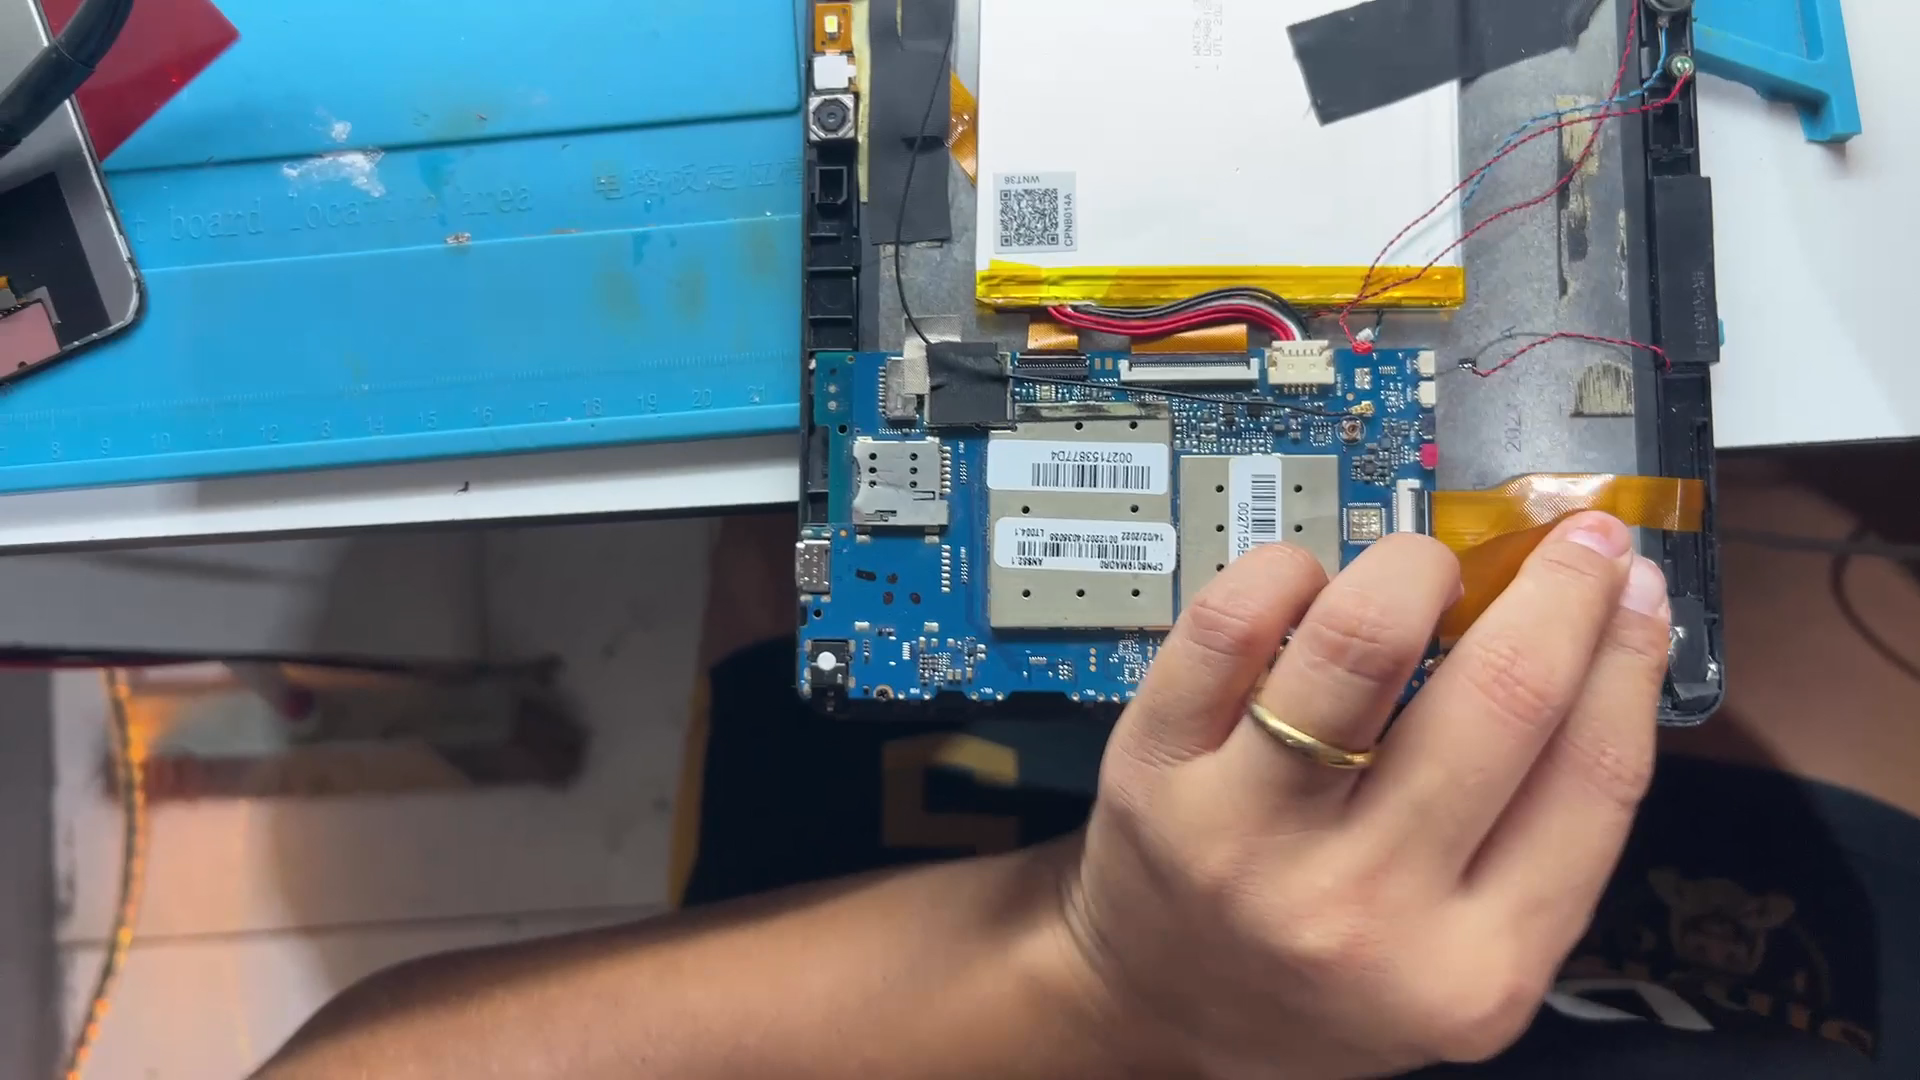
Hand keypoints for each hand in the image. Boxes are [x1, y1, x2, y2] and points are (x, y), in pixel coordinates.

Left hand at [1062, 512, 1672, 1077]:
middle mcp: (1362, 901)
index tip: (1630, 581)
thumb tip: (1580, 650)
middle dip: (1548, 593)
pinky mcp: (1152, 763)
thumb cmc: (1308, 977)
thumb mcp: (1448, 957)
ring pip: (1355, 645)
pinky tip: (1300, 576)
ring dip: (1408, 570)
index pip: (1593, 780)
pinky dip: (1278, 574)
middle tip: (1562, 544)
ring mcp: (1242, 825)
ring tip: (1418, 565)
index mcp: (1474, 970)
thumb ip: (1519, 839)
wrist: (1152, 996)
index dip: (1626, 655)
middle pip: (1492, 701)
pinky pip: (1225, 630)